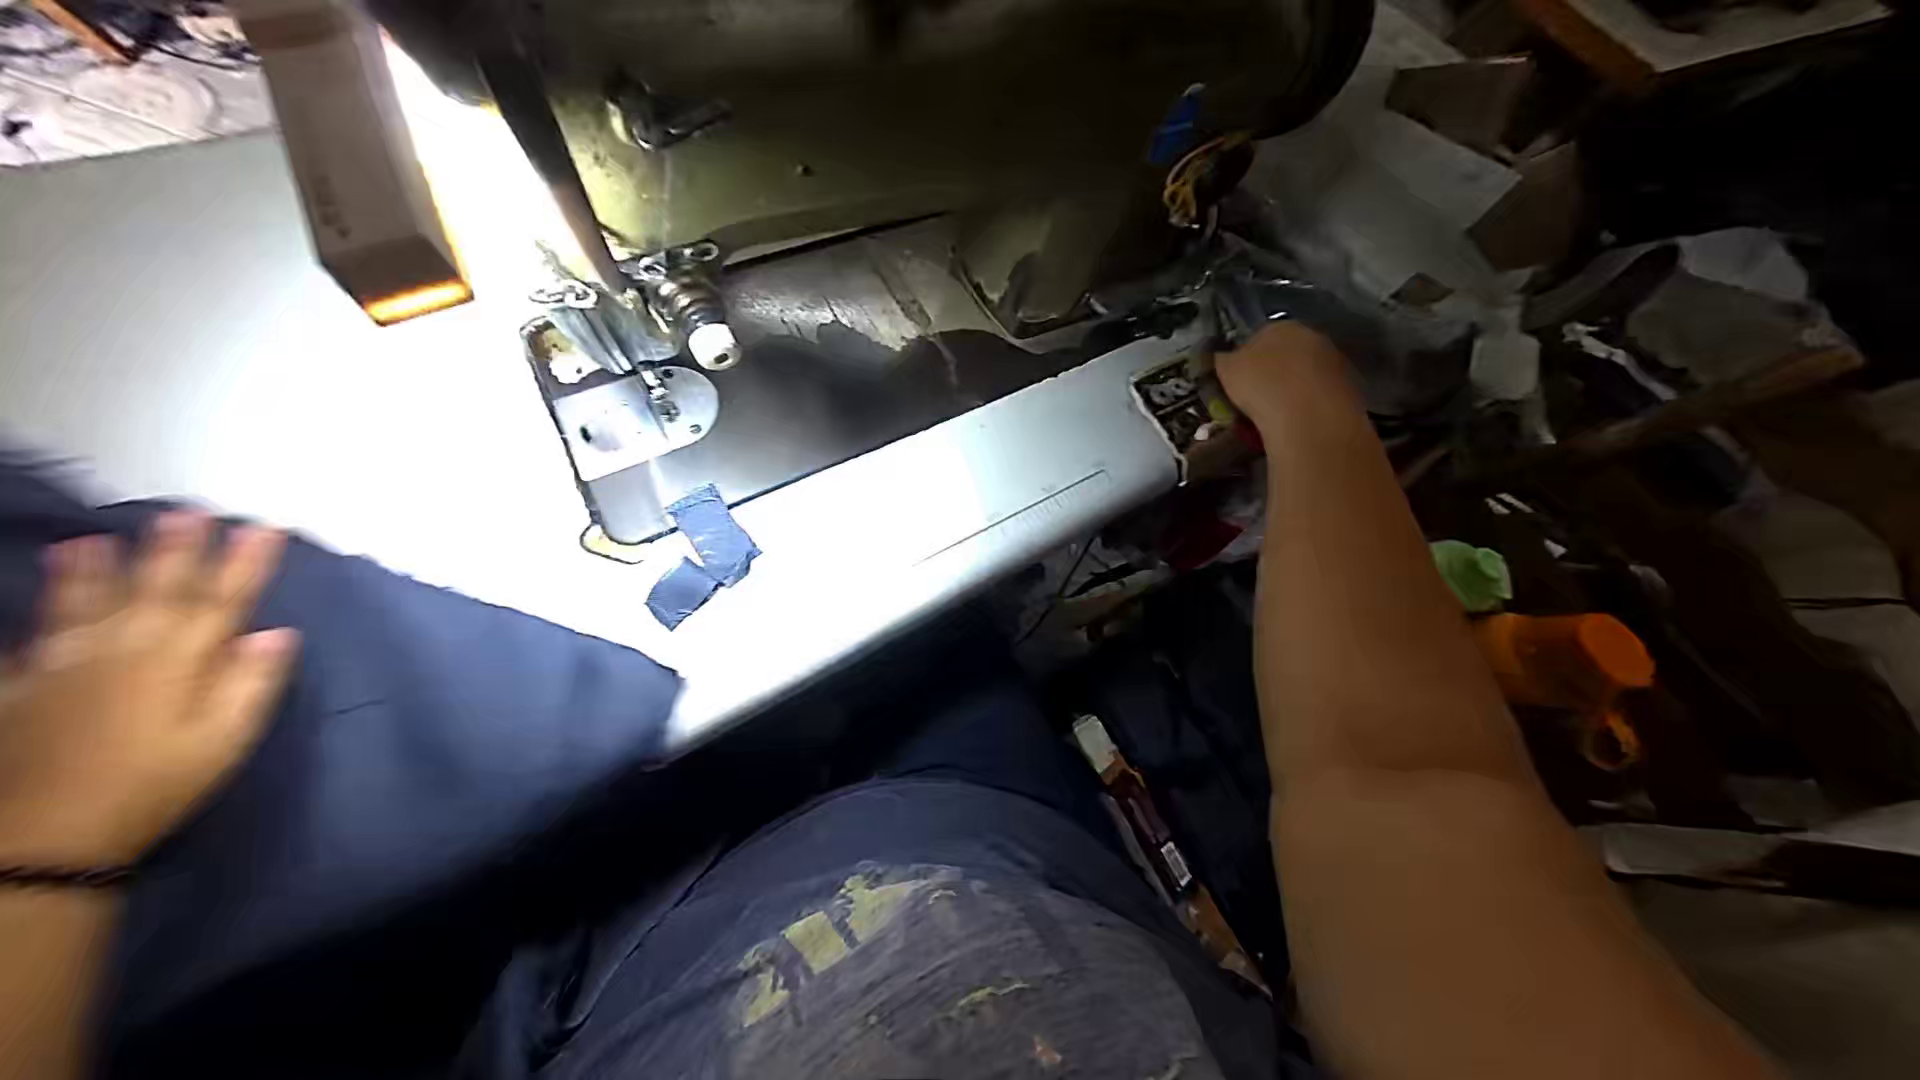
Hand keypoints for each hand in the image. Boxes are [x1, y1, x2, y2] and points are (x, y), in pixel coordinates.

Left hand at [0, 512, 296, 866]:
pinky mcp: (21, 691)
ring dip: (99, 569)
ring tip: (97, 539)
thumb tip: (276, 632)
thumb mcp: (223, 740)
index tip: (265, 528)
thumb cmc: (155, 786)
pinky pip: (33, 639)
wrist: (42, 840)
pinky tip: (44, 594)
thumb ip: (250, 683)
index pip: (223, 600)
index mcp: (179, 663)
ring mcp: (64, 669)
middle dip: (178, 550)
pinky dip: (43, 609)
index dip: (246, 563)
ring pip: (86, 605)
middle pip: (157, 591)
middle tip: (189, 512)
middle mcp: (123, 652)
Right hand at [1215, 321, 1353, 431]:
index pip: (1256, 337)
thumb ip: (1219, 360)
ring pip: (1301, 375)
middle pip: (1283, 354)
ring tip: (1273, 416)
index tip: (1233, 384)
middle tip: (1251, 401)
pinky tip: (1294, 422)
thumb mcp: (1225, 371)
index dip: (1242, 361)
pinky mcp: (1349, 386)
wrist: (1309, 417)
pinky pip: (1317, 394)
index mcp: (1279, 325)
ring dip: (1288, 390)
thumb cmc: (1261, 386)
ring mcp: (1334, 360)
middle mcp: (1311, 335)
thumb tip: (1217, 358)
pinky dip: (1306, 405)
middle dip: (1269, 374)